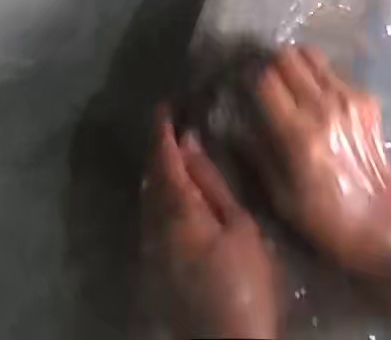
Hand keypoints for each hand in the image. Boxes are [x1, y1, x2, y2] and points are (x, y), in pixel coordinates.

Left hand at [142, 107, 280, 338]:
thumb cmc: (243, 283)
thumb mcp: (240, 227)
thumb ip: (210, 182)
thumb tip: (189, 143)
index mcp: (175, 204)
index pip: (162, 154)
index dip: (161, 128)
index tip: (164, 106)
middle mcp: (153, 218)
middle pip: (150, 172)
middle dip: (158, 147)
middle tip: (172, 126)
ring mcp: (149, 243)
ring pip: (147, 193)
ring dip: (157, 171)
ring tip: (174, 155)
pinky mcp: (152, 263)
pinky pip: (150, 214)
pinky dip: (158, 194)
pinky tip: (173, 194)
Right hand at [247, 47, 390, 274]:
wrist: (387, 229)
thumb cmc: (326, 218)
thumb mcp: (280, 196)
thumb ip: (255, 152)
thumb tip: (233, 123)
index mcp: (298, 133)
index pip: (264, 79)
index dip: (249, 76)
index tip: (242, 83)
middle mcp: (322, 108)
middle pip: (286, 57)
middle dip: (271, 63)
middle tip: (267, 78)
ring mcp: (348, 101)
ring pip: (311, 54)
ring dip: (296, 63)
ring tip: (291, 81)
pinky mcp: (367, 102)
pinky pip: (333, 72)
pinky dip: (320, 77)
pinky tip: (319, 98)